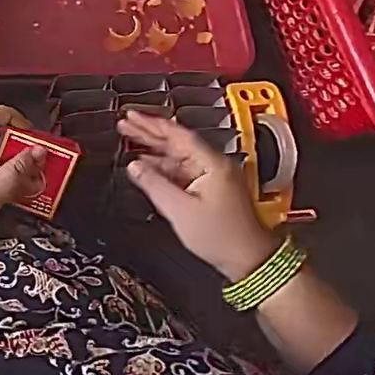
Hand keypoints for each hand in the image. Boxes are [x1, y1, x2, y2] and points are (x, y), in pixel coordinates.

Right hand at [119, 111, 279, 280]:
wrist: (247, 259)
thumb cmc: (223, 237)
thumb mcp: (180, 210)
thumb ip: (154, 185)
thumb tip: (135, 167)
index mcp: (212, 164)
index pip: (178, 134)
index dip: (152, 123)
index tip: (133, 116)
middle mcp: (214, 165)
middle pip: (177, 141)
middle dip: (149, 131)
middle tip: (126, 123)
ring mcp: (212, 175)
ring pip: (177, 155)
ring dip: (153, 148)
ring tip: (130, 138)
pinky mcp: (210, 187)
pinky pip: (181, 169)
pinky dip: (162, 165)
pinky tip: (147, 164)